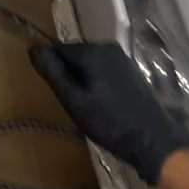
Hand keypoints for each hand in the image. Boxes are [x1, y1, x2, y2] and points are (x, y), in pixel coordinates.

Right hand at [29, 41, 188, 185]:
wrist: (155, 141)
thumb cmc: (111, 123)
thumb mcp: (75, 102)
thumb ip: (54, 74)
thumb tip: (33, 49)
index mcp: (92, 51)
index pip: (59, 49)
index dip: (52, 69)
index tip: (56, 92)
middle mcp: (107, 47)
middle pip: (75, 55)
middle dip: (69, 74)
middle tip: (71, 102)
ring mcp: (121, 58)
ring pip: (89, 63)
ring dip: (83, 79)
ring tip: (85, 105)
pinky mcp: (130, 70)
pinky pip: (103, 70)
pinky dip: (96, 83)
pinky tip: (101, 104)